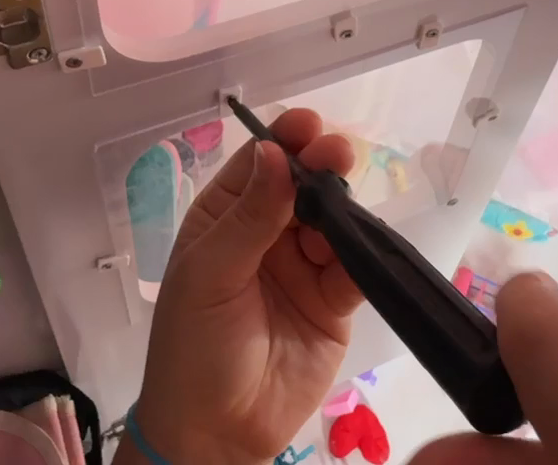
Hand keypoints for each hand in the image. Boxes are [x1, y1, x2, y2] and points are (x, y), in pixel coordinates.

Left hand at [127, 108, 361, 464]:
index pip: (258, 165)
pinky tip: (362, 245)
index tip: (307, 123)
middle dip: (319, 165)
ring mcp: (301, 265)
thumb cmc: (194, 344)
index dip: (283, 140)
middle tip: (338, 154)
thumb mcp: (211, 273)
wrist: (216, 434)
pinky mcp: (332, 302)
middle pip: (301, 186)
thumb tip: (275, 152)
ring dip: (341, 207)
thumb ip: (250, 217)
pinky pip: (352, 268)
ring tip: (347, 202)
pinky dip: (361, 254)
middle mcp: (266, 233)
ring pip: (331, 220)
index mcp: (226, 216)